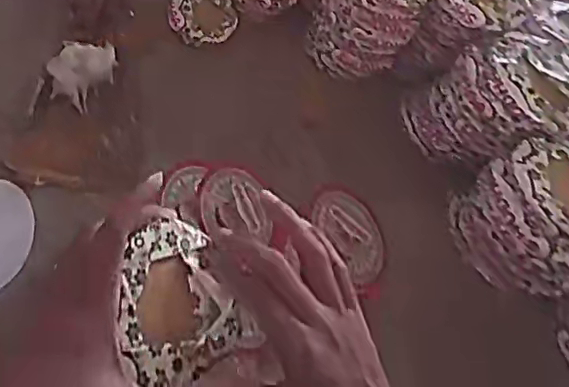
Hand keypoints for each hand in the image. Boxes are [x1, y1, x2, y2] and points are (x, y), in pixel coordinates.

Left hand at [4, 173, 166, 386]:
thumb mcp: (124, 385)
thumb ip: (173, 379)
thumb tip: (220, 375)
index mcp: (90, 293)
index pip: (114, 231)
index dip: (136, 202)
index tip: (157, 182)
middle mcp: (65, 287)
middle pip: (93, 233)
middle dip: (123, 218)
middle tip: (152, 221)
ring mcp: (45, 301)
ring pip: (74, 252)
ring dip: (101, 242)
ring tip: (128, 251)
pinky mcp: (33, 320)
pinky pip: (62, 276)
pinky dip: (83, 268)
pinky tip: (98, 292)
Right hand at [213, 190, 390, 386]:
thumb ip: (249, 376)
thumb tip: (211, 373)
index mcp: (300, 346)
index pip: (258, 296)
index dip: (232, 272)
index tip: (212, 256)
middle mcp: (321, 320)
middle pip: (279, 268)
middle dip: (248, 244)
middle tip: (226, 229)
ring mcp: (342, 311)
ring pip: (314, 253)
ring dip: (289, 221)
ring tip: (269, 199)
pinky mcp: (357, 312)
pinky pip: (338, 266)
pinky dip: (320, 241)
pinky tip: (307, 226)